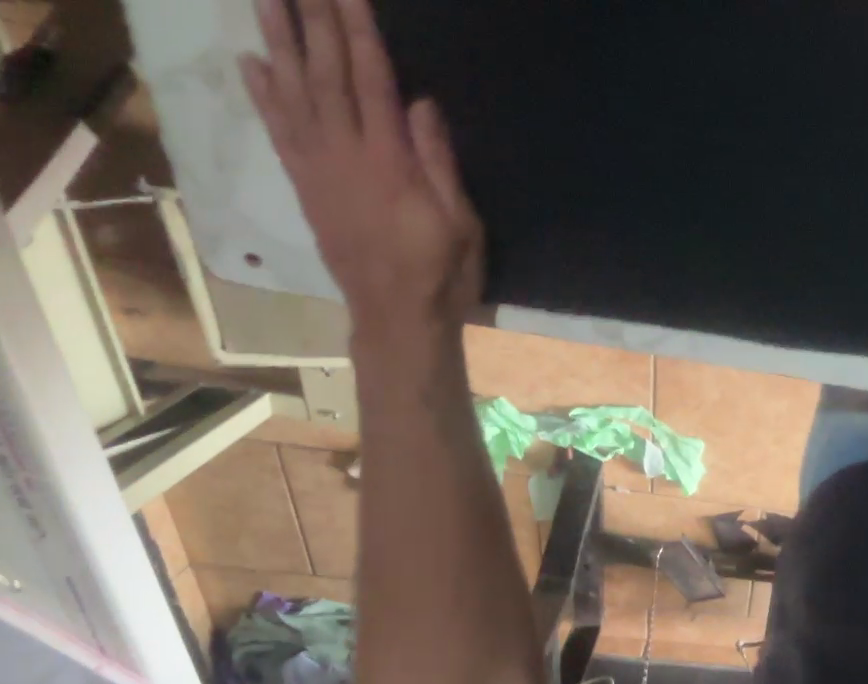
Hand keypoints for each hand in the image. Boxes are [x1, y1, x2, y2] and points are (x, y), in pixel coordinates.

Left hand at [241, 0, 481, 334]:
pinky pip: (279, 131)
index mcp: (390, 162)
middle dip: (316, 21)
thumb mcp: (462, 224)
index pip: (371, 82)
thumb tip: (421, 103)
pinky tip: (254, 61)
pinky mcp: (306, 186)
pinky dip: (264, 94)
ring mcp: (319, 169)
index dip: (358, 31)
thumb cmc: (443, 274)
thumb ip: (439, 163)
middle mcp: (345, 155)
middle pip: (326, 75)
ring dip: (279, 40)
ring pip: (293, 93)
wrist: (397, 318)